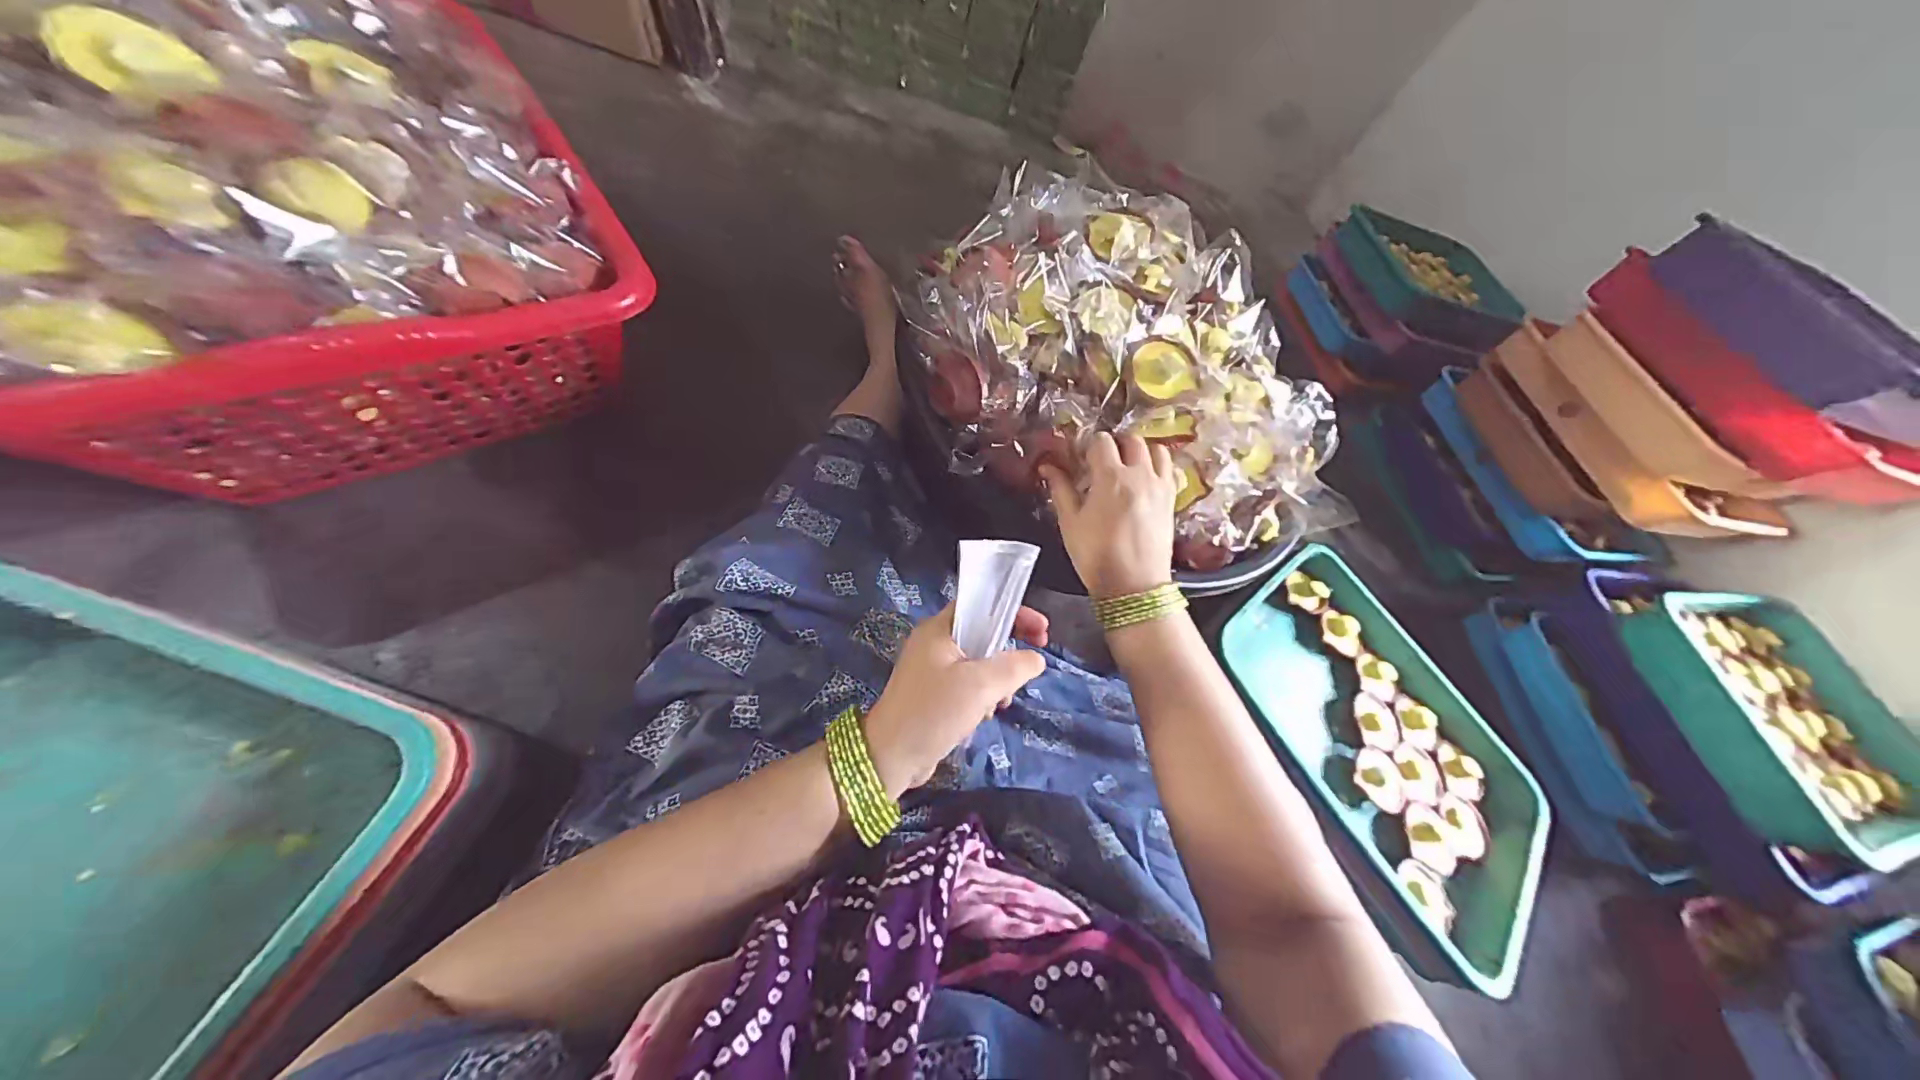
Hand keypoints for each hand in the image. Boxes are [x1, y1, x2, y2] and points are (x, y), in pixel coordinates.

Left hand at [862, 604, 1048, 793]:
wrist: (891, 757)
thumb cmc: (934, 711)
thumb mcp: (980, 684)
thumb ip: (1014, 667)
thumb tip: (1035, 659)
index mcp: (939, 630)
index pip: (981, 606)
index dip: (1013, 613)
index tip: (1041, 631)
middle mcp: (934, 644)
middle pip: (983, 636)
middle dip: (1007, 654)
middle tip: (1029, 669)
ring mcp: (932, 671)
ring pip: (979, 665)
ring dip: (996, 682)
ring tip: (1000, 702)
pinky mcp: (934, 696)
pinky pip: (968, 687)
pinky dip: (981, 697)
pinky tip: (983, 716)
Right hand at [1041, 432, 1176, 599]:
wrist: (1133, 585)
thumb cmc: (1096, 555)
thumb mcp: (1070, 522)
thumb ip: (1060, 488)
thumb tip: (1048, 467)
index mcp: (1111, 477)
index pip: (1101, 441)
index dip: (1088, 446)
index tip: (1080, 459)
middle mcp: (1140, 475)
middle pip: (1131, 440)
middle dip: (1115, 444)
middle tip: (1102, 461)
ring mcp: (1160, 486)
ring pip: (1156, 450)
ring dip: (1140, 451)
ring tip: (1127, 466)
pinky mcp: (1172, 500)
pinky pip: (1169, 470)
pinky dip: (1158, 466)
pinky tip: (1145, 479)